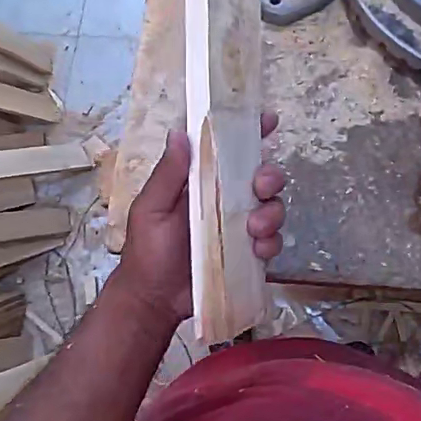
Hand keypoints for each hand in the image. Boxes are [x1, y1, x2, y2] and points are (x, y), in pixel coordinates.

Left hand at [114, 114, 286, 329]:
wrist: (154, 300)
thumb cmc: (147, 250)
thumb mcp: (151, 208)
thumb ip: (168, 174)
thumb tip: (180, 133)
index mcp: (202, 182)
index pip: (229, 151)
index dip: (250, 133)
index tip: (267, 121)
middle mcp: (225, 200)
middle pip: (262, 177)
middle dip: (270, 177)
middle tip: (260, 186)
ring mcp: (239, 228)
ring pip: (273, 208)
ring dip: (271, 213)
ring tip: (253, 229)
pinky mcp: (248, 255)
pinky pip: (272, 242)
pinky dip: (271, 243)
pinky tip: (256, 251)